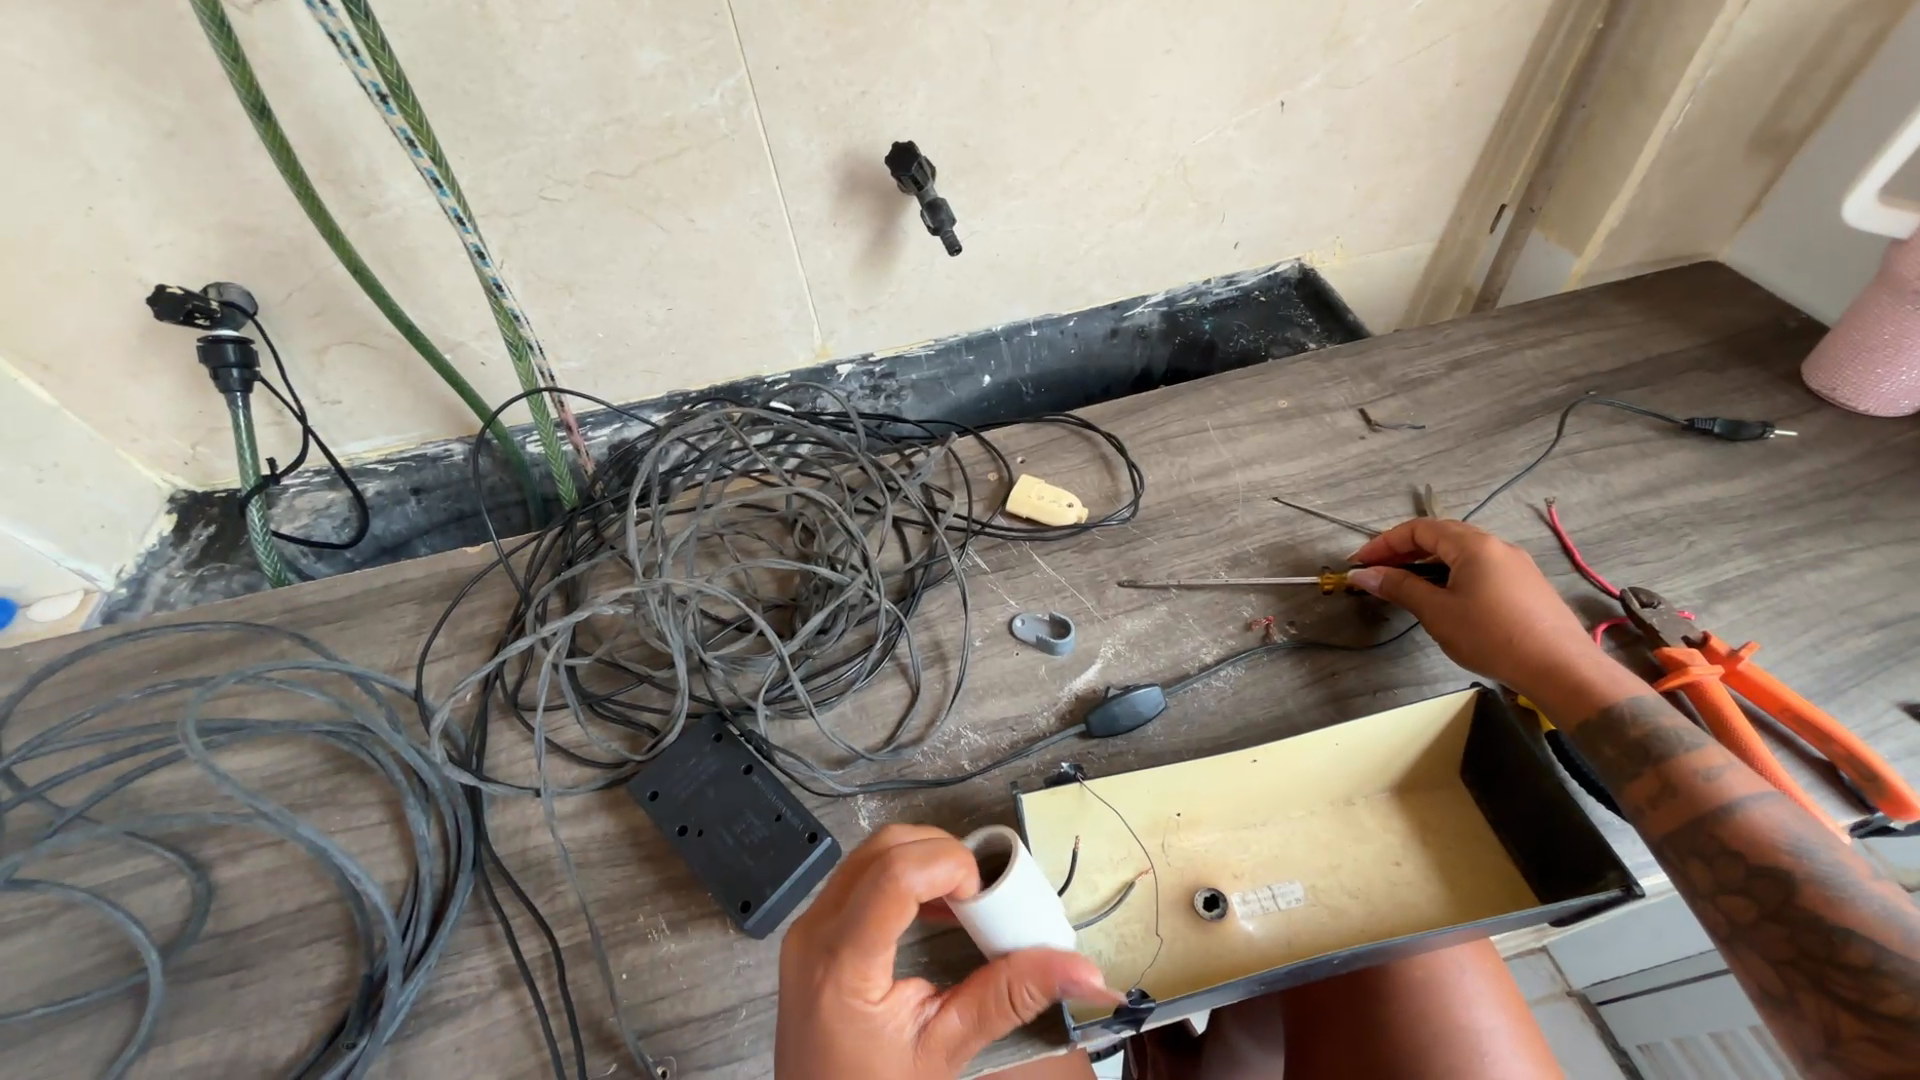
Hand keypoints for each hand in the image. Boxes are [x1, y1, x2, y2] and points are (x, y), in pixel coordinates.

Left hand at [775, 824, 1119, 1079]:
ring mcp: (807, 925)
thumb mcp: (946, 1049)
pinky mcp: (812, 927)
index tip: (984, 897)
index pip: (894, 875)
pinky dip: (902, 872)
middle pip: (884, 848)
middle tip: (981, 895)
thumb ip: (1009, 997)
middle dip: (942, 853)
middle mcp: (814, 930)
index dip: (950, 865)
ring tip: (963, 899)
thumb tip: (1085, 972)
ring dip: (924, 858)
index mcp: (841, 964)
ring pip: (871, 851)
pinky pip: (859, 872)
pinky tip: (935, 906)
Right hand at [1344, 518, 1598, 695]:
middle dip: (1403, 549)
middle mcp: (1496, 545)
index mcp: (1473, 545)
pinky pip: (1478, 566)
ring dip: (1426, 561)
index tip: (1359, 563)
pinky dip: (1450, 572)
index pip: (1418, 528)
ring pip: (1460, 551)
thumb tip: (1363, 574)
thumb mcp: (1437, 611)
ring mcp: (1514, 564)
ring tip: (1403, 583)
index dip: (1383, 543)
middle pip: (1440, 534)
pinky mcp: (1525, 584)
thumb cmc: (1491, 635)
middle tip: (1377, 571)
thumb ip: (1398, 587)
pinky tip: (1442, 595)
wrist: (1561, 668)